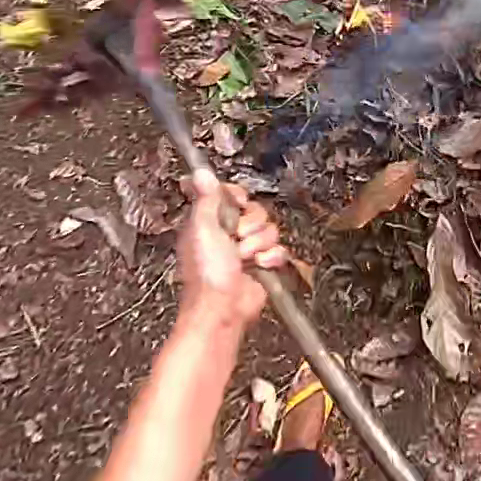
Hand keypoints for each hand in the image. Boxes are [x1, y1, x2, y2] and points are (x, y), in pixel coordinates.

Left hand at [177, 171, 286, 329]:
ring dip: (259, 244)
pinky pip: (280, 250)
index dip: (237, 197)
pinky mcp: (263, 264)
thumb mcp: (202, 228)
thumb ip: (205, 198)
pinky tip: (260, 267)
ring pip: (270, 229)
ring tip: (245, 258)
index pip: (232, 193)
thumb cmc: (206, 272)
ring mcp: (248, 248)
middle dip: (250, 225)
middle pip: (256, 210)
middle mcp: (229, 232)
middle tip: (237, 239)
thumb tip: (200, 172)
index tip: (238, 203)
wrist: (222, 308)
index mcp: (211, 220)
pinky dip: (271, 259)